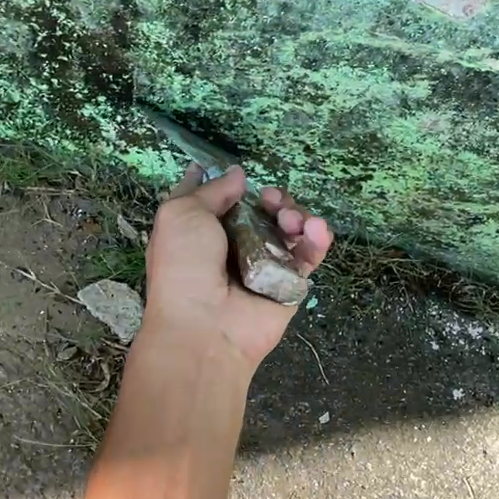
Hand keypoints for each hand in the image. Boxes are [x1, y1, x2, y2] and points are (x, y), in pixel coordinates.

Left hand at [140, 163, 331, 367]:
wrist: (204, 326)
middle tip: (271, 200)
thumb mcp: (181, 214)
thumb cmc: (184, 266)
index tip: (237, 172)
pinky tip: (316, 228)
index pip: (218, 199)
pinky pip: (309, 254)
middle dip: (272, 198)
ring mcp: (265, 265)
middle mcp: (234, 246)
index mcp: (201, 230)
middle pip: (263, 210)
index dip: (227, 183)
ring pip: (289, 229)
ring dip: (295, 214)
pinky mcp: (290, 283)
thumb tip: (237, 174)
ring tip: (290, 219)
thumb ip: (211, 191)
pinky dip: (317, 238)